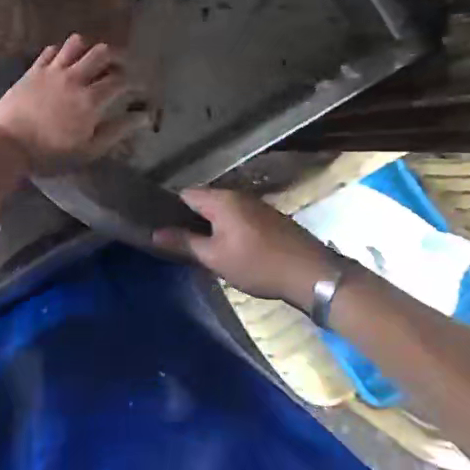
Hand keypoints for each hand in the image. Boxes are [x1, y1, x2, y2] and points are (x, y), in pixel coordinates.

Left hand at [0, 35, 143, 172]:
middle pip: (102, 52)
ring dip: (88, 49)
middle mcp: (74, 79)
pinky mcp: (32, 71)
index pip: (122, 80)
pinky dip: (62, 52)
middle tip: (119, 68)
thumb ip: (118, 130)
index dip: (135, 82)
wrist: (9, 146)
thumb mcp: (89, 149)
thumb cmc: (51, 154)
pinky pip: (51, 50)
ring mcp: (51, 71)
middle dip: (117, 57)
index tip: (138, 89)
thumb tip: (144, 116)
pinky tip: (63, 64)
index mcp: (91, 100)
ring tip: (90, 62)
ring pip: (76, 43)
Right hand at [151, 189, 346, 308]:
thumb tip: (153, 233)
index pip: (184, 194)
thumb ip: (183, 242)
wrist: (315, 276)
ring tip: (204, 245)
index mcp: (221, 200)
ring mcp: (258, 205)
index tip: (164, 227)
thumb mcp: (214, 257)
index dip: (170, 209)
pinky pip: (240, 216)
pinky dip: (231, 227)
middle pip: (204, 200)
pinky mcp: (273, 218)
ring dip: (212, 224)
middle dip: (191, 217)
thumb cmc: (258, 264)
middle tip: (181, 240)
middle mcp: (239, 196)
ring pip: (224, 209)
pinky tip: (232, 247)